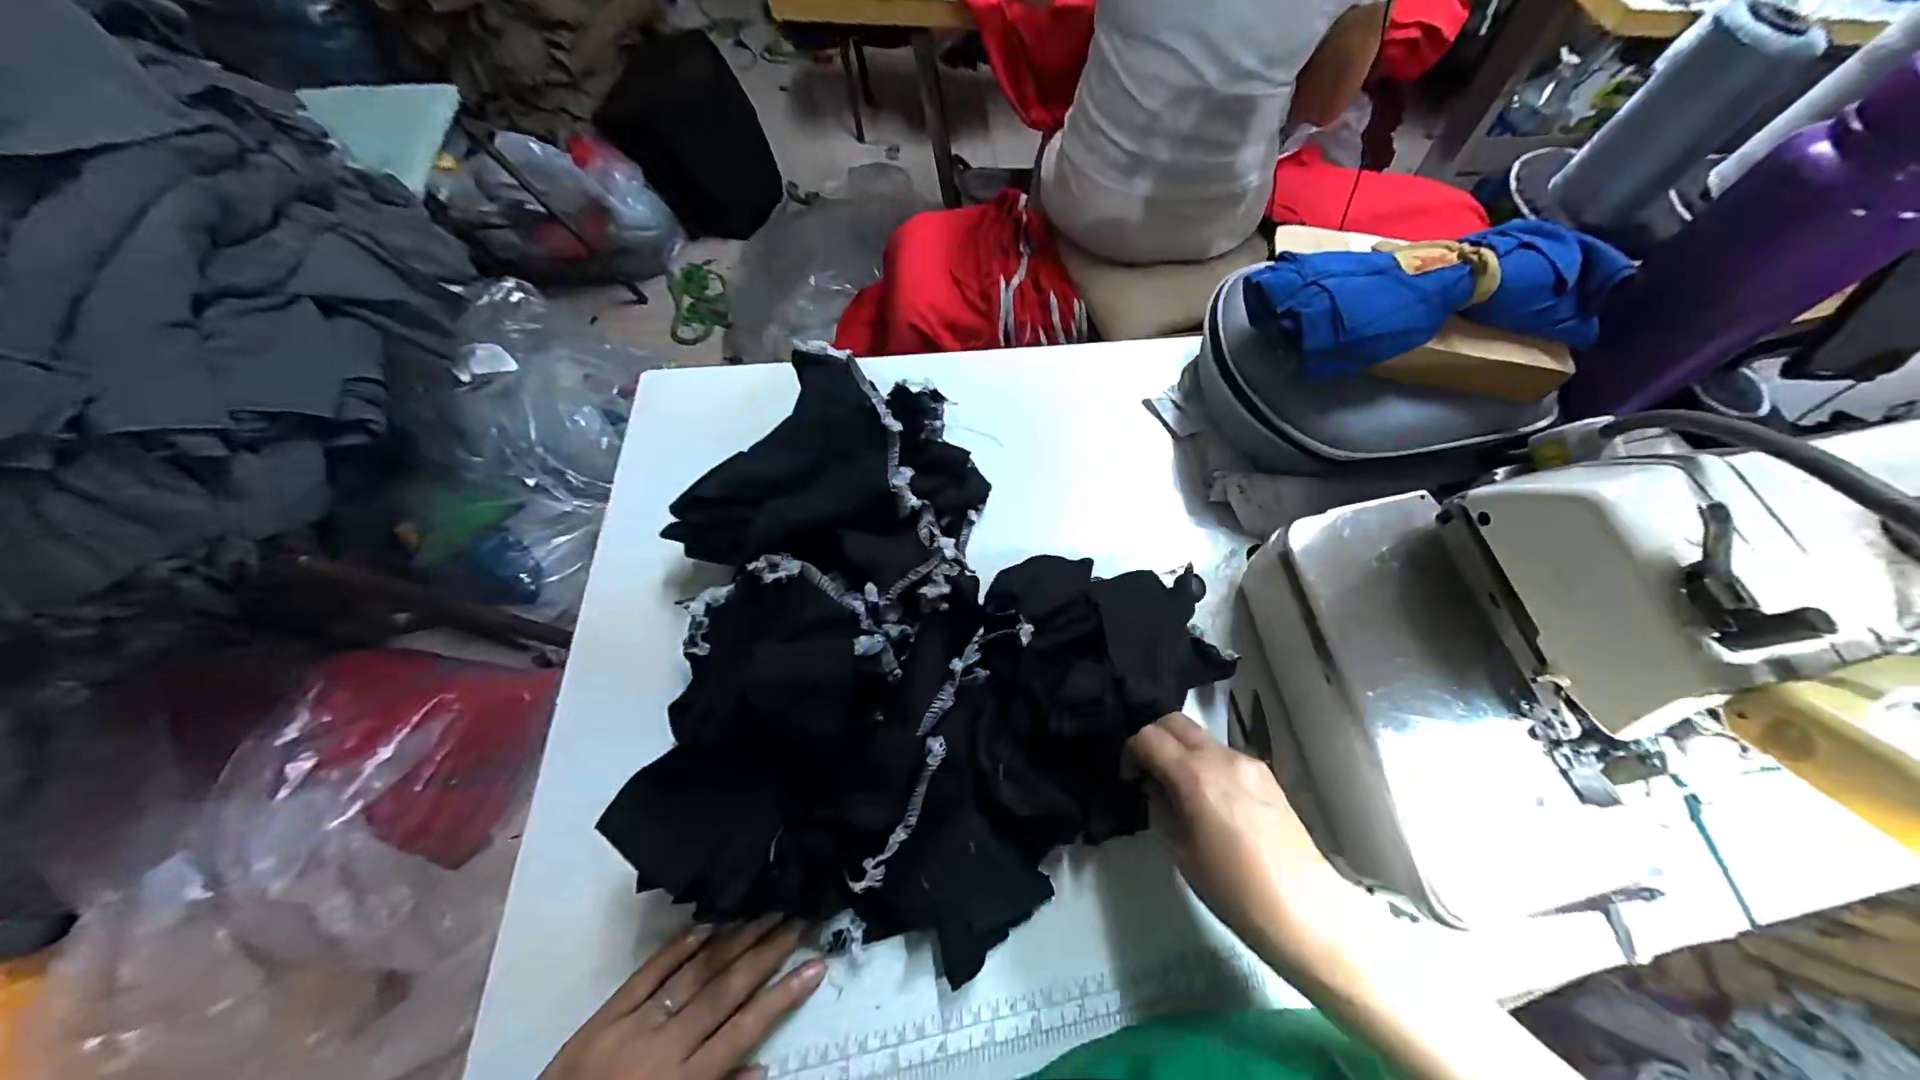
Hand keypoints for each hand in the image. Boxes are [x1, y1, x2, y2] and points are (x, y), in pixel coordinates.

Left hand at [539, 915, 825, 1079]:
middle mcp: (665, 1047)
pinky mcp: (605, 1015)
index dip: (784, 995)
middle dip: (767, 952)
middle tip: (798, 919)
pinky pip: (648, 974)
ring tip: (765, 910)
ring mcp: (634, 1025)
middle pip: (726, 990)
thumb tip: (764, 1068)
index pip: (746, 1029)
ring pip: (695, 973)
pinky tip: (707, 923)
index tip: (816, 964)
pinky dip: (678, 947)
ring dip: (734, 939)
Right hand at [1127, 713, 1354, 940]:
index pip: (1148, 736)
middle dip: (1154, 738)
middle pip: (1175, 722)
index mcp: (1196, 776)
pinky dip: (1205, 763)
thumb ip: (1161, 808)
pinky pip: (1223, 755)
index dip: (1130, 752)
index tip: (1130, 778)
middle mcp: (1222, 757)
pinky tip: (1209, 799)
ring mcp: (1248, 763)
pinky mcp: (1266, 775)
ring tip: (1179, 790)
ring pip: (1201, 737)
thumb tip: (1155, 788)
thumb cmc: (1234, 889)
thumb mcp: (1180, 852)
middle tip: (1148, 772)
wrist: (1307, 910)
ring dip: (1181, 751)